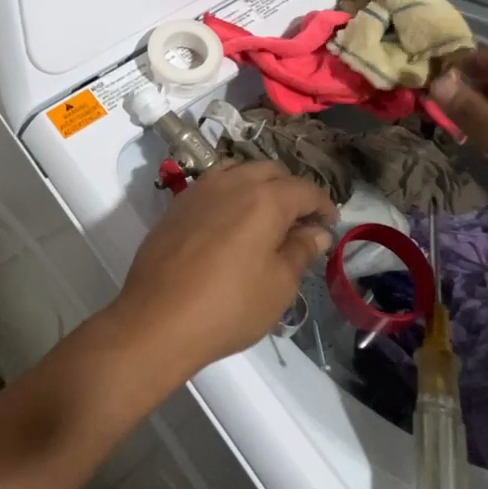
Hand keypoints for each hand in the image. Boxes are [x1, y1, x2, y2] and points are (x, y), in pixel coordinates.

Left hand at [110, 160, 336, 378]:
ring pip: (240, 171)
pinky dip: (232, 193)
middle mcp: (233, 182)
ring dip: (260, 187)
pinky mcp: (178, 203)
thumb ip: (300, 251)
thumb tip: (316, 232)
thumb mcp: (278, 286)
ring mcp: (201, 189)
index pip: (304, 189)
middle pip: (272, 172)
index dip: (323, 205)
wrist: (157, 318)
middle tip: (300, 224)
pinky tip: (232, 223)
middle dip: (291, 191)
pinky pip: (214, 184)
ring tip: (267, 220)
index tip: (330, 225)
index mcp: (264, 199)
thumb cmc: (228, 306)